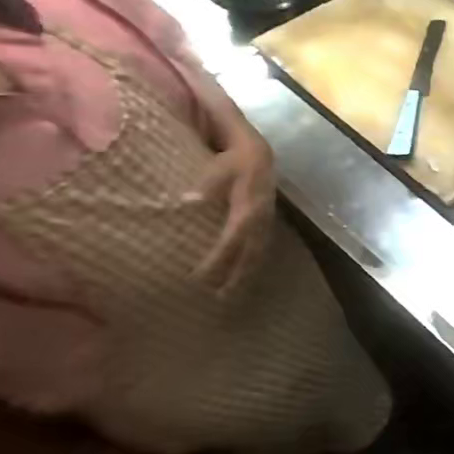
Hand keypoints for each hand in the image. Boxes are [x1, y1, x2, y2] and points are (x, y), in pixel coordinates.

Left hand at [190, 134, 276, 295]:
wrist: (259, 154)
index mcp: (248, 210)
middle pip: (249, 254)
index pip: (232, 240)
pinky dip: (250, 265)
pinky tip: (241, 277)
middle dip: (236, 276)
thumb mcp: (219, 168)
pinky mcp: (266, 225)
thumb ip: (207, 184)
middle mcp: (260, 221)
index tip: (200, 277)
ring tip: (228, 294)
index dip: (217, 259)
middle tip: (218, 298)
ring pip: (257, 255)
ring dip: (245, 275)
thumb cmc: (234, 161)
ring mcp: (266, 224)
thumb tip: (186, 201)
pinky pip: (260, 250)